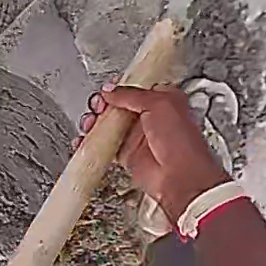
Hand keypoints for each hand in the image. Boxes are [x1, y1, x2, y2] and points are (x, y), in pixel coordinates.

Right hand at [78, 84, 229, 224]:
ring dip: (94, 121)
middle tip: (98, 106)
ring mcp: (137, 136)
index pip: (134, 88)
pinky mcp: (127, 154)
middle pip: (117, 105)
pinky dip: (91, 141)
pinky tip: (85, 139)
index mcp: (163, 100)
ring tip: (89, 122)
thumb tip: (110, 90)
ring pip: (108, 123)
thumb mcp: (158, 104)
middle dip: (102, 104)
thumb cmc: (181, 142)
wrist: (180, 178)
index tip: (106, 88)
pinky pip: (104, 144)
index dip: (118, 87)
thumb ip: (130, 94)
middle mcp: (150, 117)